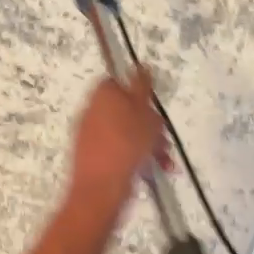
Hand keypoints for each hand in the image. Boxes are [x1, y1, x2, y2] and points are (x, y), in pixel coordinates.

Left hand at [68, 73, 164, 208]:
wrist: (102, 188)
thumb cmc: (127, 144)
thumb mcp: (143, 111)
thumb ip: (142, 88)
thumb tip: (141, 66)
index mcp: (102, 94)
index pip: (118, 81)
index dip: (138, 92)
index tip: (152, 107)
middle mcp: (91, 111)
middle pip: (125, 110)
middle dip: (149, 124)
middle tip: (162, 138)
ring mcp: (90, 136)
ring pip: (126, 133)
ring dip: (147, 144)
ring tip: (163, 159)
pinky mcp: (93, 158)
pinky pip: (119, 151)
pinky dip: (136, 158)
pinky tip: (152, 170)